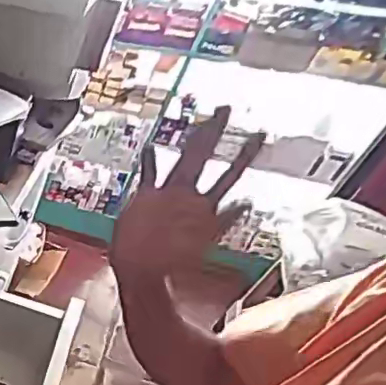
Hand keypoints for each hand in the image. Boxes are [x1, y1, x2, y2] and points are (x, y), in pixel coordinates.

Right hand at [110, 105, 261, 285]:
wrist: (144, 274)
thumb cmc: (129, 253)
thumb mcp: (127, 220)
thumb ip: (141, 199)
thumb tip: (144, 183)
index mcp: (154, 191)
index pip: (167, 156)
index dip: (182, 137)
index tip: (194, 120)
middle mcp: (179, 193)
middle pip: (199, 153)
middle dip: (213, 129)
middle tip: (225, 110)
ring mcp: (198, 209)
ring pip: (225, 177)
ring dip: (243, 156)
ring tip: (258, 137)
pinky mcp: (210, 227)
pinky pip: (228, 214)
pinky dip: (238, 208)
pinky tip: (248, 201)